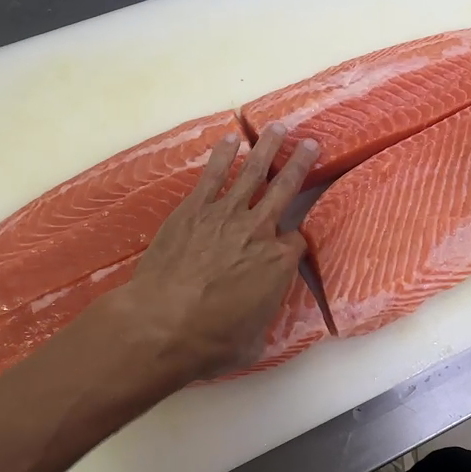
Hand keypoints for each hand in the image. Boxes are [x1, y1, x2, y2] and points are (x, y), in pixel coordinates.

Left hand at [120, 125, 318, 382]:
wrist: (161, 325)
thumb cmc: (209, 342)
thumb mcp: (252, 343)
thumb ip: (261, 322)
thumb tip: (257, 322)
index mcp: (279, 263)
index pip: (296, 242)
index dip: (293, 244)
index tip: (288, 247)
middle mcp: (259, 230)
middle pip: (285, 189)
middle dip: (300, 164)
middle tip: (309, 143)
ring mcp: (226, 215)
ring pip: (253, 173)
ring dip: (267, 148)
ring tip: (278, 128)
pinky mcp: (194, 210)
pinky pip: (214, 176)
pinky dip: (223, 156)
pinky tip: (231, 140)